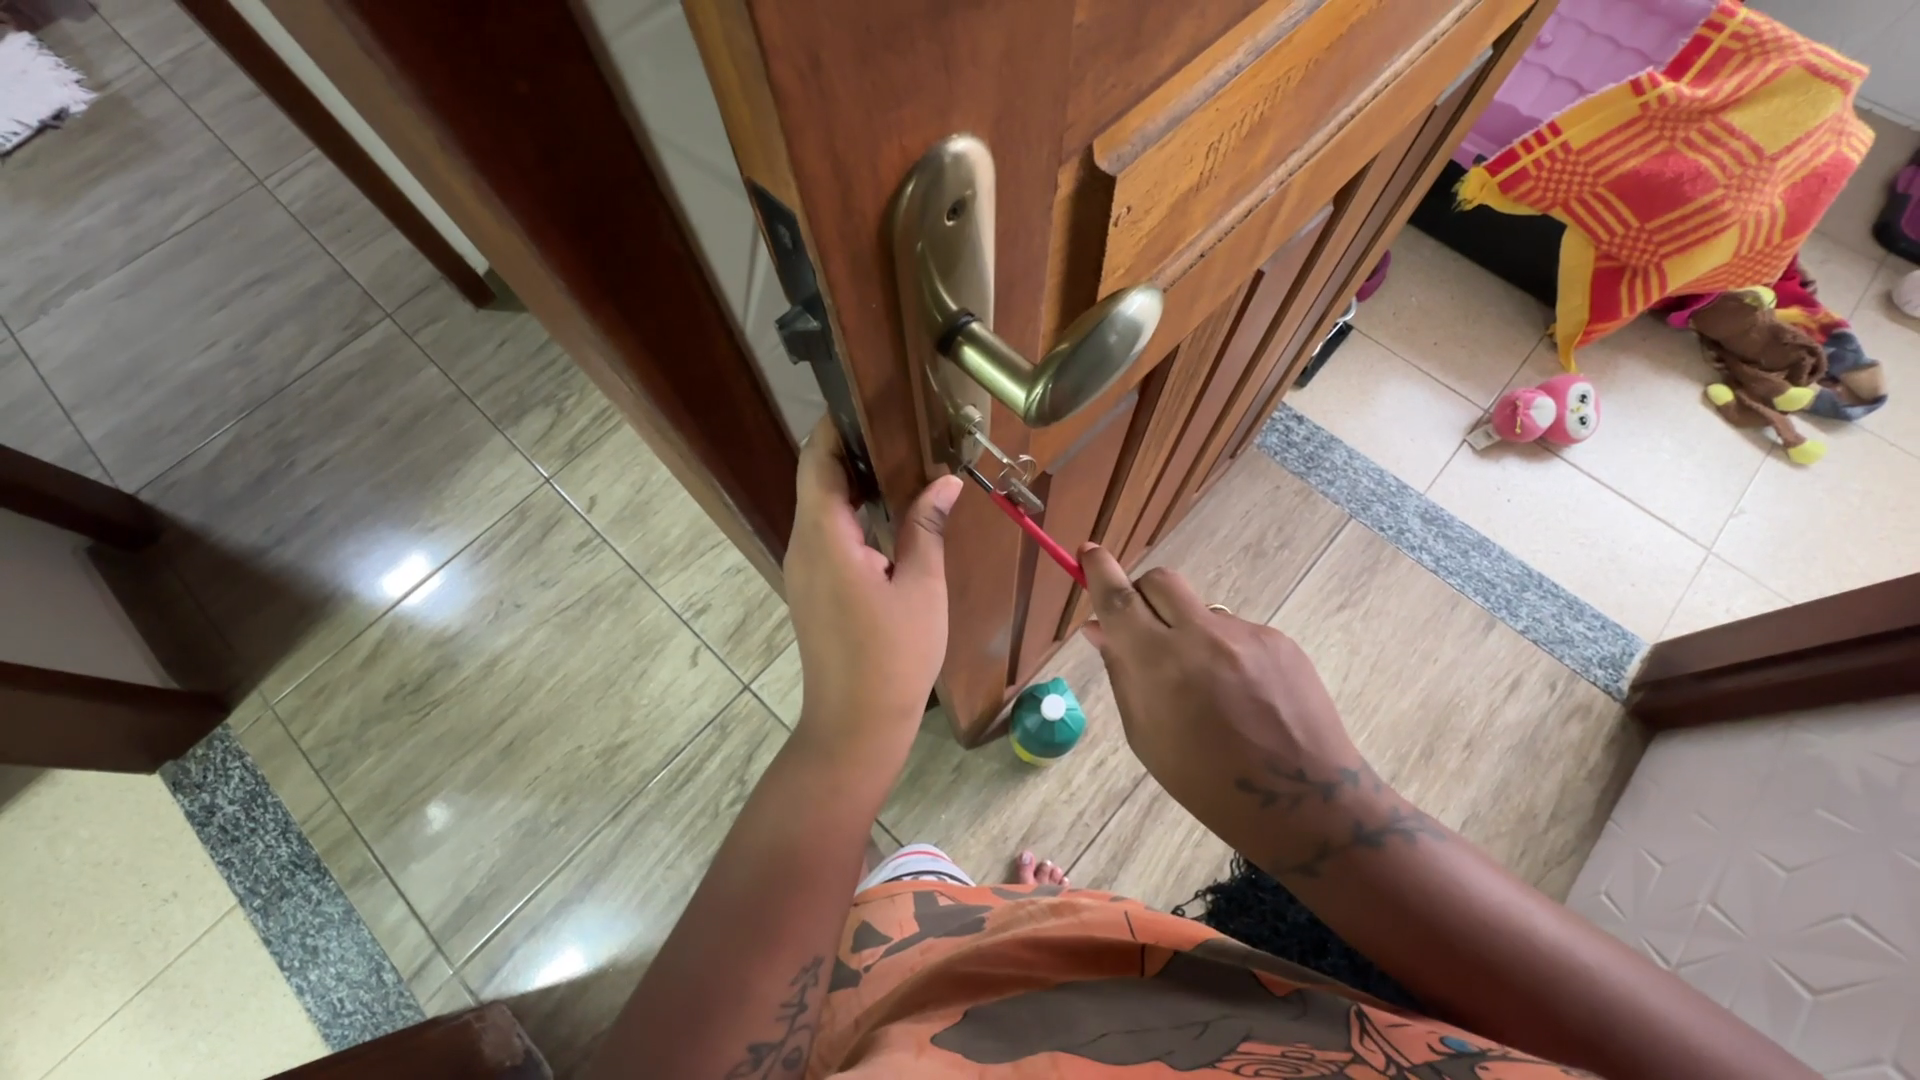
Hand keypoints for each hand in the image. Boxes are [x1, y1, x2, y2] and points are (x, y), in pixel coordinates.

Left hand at [784, 417, 960, 763]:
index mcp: (824, 537)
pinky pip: (826, 534)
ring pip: (820, 507)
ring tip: (902, 462)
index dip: (838, 427)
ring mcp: (802, 569)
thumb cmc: (892, 655)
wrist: (855, 723)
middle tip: (901, 429)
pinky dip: (852, 514)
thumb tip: (945, 481)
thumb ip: (927, 526)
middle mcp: (803, 545)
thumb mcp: (921, 586)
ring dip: (853, 482)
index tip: (871, 402)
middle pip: (816, 479)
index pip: (818, 461)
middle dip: (851, 449)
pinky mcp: (811, 588)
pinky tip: (890, 514)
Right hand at [1080, 545, 1392, 870]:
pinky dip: (1224, 652)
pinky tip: (1240, 695)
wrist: (1303, 799)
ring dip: (1187, 631)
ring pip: (1199, 610)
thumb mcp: (1146, 737)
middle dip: (1142, 594)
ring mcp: (1245, 634)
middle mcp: (1201, 636)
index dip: (1099, 571)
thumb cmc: (1208, 782)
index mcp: (1160, 664)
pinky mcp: (1279, 640)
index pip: (1118, 599)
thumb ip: (1123, 674)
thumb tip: (1102, 629)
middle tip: (1144, 629)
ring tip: (1205, 688)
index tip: (1089, 552)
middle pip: (1159, 581)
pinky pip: (1235, 632)